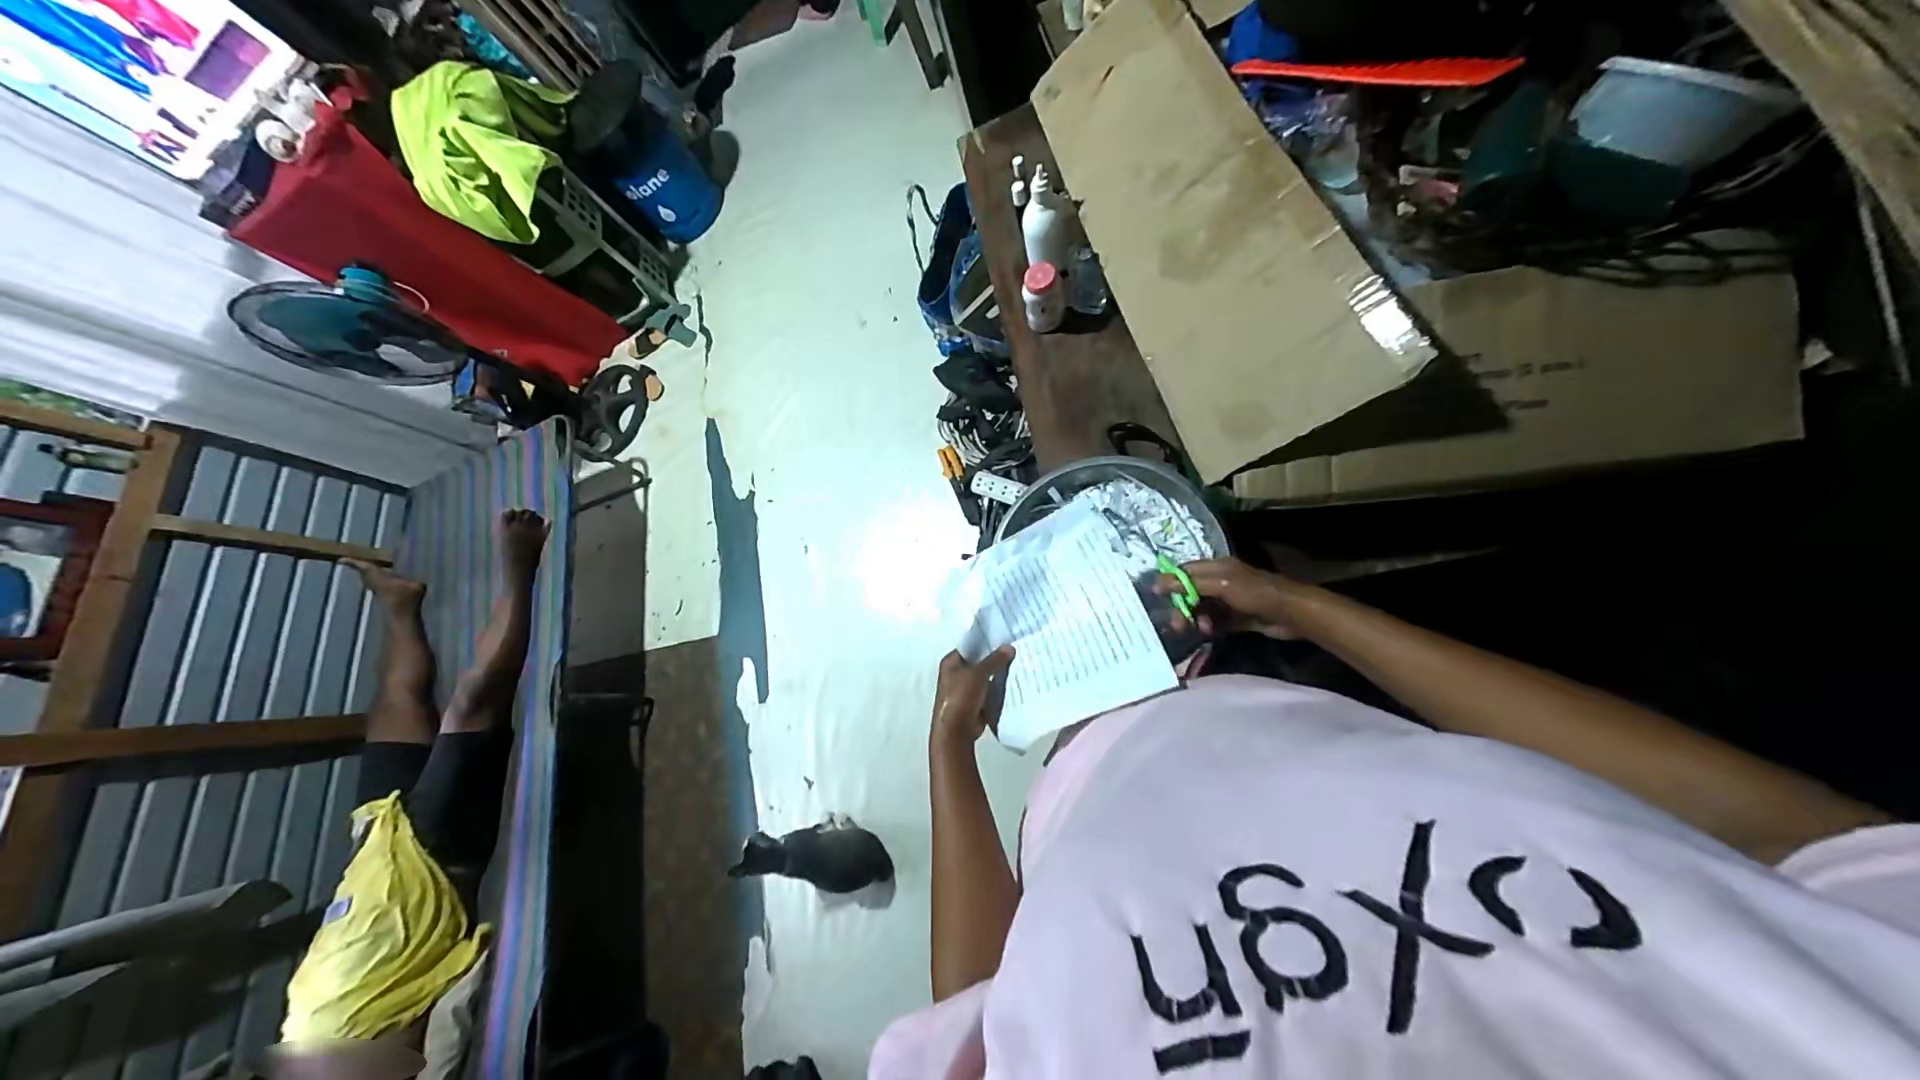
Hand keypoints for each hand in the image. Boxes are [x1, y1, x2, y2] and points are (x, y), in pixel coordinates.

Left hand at [931, 646, 1014, 747]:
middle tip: (1015, 651)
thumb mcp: (979, 674)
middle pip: (978, 662)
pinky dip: (997, 690)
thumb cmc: (961, 697)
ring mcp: (965, 689)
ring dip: (997, 675)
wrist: (956, 732)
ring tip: (1018, 665)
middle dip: (994, 659)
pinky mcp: (973, 703)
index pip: (970, 646)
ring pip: (985, 677)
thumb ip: (994, 660)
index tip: (1004, 638)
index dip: (985, 642)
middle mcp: (955, 674)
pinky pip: (988, 692)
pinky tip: (1013, 684)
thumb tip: (1009, 647)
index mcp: (950, 663)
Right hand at [1157, 558, 1309, 638]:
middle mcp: (1222, 581)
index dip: (1170, 581)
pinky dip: (1209, 626)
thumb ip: (1190, 584)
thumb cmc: (1256, 594)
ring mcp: (1230, 600)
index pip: (1185, 570)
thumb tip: (1159, 583)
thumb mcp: (1221, 585)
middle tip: (1178, 624)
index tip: (1156, 596)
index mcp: (1218, 567)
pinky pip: (1215, 621)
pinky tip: (1208, 632)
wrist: (1292, 614)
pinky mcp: (1237, 617)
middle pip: (1191, 591)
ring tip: (1201, 628)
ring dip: (1196, 618)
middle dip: (1182, 606)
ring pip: (1202, 608)